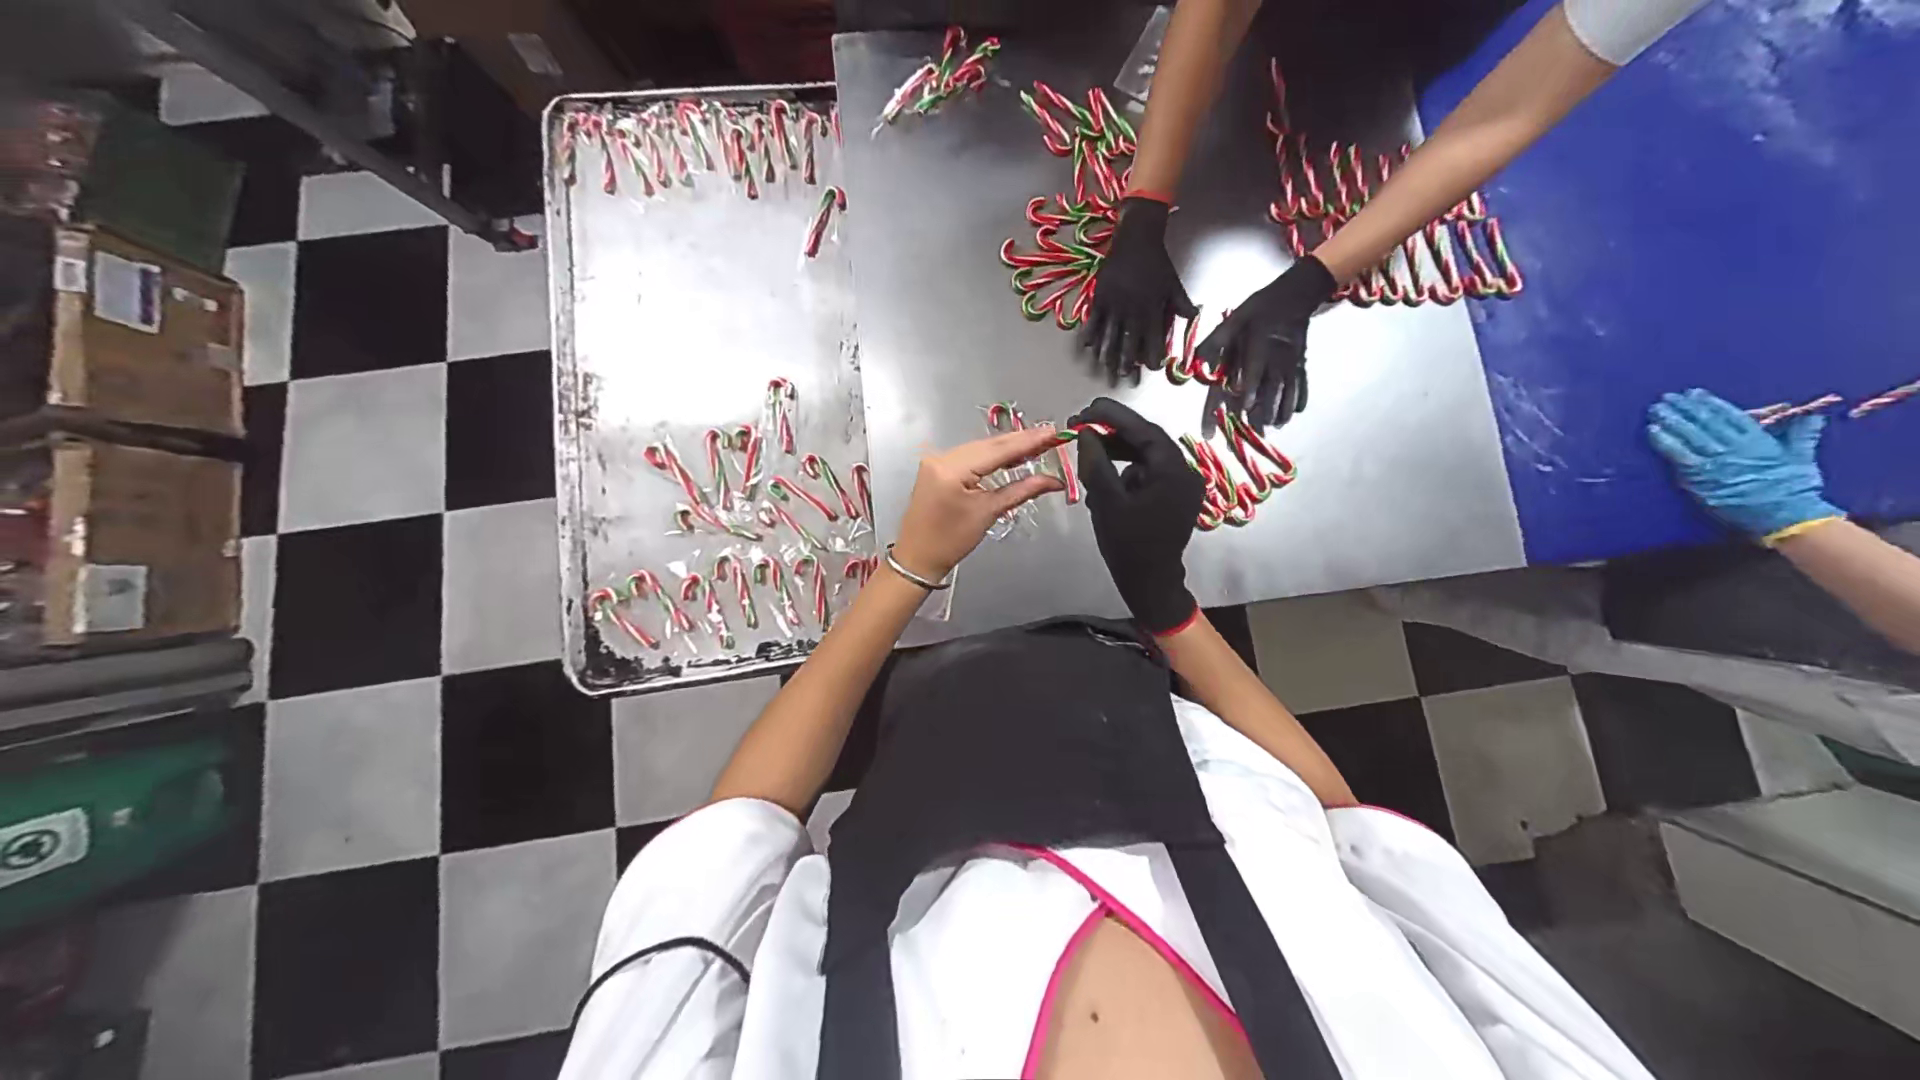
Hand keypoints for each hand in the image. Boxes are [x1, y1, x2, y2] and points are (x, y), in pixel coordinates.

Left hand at [891, 429, 1064, 581]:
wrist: (917, 557)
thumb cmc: (950, 541)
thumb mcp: (988, 513)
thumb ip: (1022, 490)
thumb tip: (1053, 481)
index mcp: (952, 469)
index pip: (998, 449)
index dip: (1028, 441)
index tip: (1053, 432)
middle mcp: (941, 457)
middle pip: (989, 444)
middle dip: (1021, 441)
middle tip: (1051, 436)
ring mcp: (936, 460)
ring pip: (980, 448)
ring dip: (1008, 448)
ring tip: (1038, 444)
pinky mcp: (937, 467)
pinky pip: (970, 456)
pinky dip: (991, 456)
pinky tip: (1011, 455)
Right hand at [1068, 397, 1205, 633]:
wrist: (1151, 584)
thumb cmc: (1129, 545)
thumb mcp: (1106, 502)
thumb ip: (1096, 463)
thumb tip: (1086, 433)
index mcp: (1174, 471)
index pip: (1143, 430)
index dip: (1112, 416)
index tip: (1085, 410)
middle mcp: (1184, 472)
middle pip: (1145, 440)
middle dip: (1112, 433)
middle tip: (1080, 427)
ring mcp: (1181, 485)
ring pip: (1144, 456)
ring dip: (1116, 453)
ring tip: (1087, 455)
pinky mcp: (1173, 497)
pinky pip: (1147, 473)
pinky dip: (1125, 472)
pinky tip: (1103, 482)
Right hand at [1080, 198, 1196, 384]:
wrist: (1136, 239)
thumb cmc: (1157, 263)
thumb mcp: (1173, 283)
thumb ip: (1182, 303)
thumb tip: (1193, 317)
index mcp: (1152, 308)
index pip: (1154, 337)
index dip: (1154, 354)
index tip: (1153, 368)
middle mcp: (1133, 309)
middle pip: (1129, 341)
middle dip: (1127, 361)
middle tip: (1124, 378)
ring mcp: (1114, 304)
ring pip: (1110, 335)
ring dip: (1107, 354)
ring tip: (1103, 368)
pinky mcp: (1100, 298)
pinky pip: (1093, 320)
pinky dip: (1089, 334)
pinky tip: (1086, 348)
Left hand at [1195, 255, 1335, 430]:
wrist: (1295, 295)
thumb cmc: (1259, 309)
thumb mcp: (1233, 319)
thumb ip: (1214, 342)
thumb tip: (1195, 362)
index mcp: (1258, 345)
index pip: (1253, 370)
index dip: (1249, 389)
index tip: (1244, 407)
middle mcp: (1276, 356)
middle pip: (1272, 386)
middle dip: (1266, 408)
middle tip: (1259, 429)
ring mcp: (1291, 361)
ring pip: (1288, 388)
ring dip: (1282, 408)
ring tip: (1276, 426)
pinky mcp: (1301, 362)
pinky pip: (1303, 382)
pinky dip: (1300, 398)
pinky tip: (1295, 412)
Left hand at [1647, 388, 1842, 543]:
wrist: (1783, 514)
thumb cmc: (1793, 487)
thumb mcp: (1801, 457)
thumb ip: (1802, 434)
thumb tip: (1812, 415)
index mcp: (1758, 440)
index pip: (1730, 416)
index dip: (1711, 404)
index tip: (1695, 393)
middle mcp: (1733, 447)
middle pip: (1705, 423)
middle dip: (1685, 408)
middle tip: (1667, 397)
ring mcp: (1714, 461)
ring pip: (1689, 435)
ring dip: (1671, 420)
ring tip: (1656, 409)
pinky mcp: (1697, 475)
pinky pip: (1677, 454)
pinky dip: (1664, 441)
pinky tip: (1652, 430)